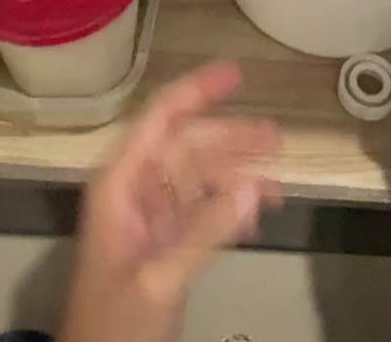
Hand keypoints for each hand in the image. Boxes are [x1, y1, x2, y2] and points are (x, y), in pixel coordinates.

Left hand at [59, 60, 282, 341]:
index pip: (161, 118)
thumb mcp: (158, 278)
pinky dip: (230, 208)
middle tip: (277, 136)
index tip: (235, 73)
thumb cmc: (113, 322)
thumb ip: (206, 229)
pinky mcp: (165, 241)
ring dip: (237, 174)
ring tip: (277, 181)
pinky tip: (258, 213)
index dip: (197, 90)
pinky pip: (202, 209)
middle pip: (187, 145)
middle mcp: (135, 188)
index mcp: (120, 182)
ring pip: (199, 176)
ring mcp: (151, 215)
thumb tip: (253, 183)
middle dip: (231, 138)